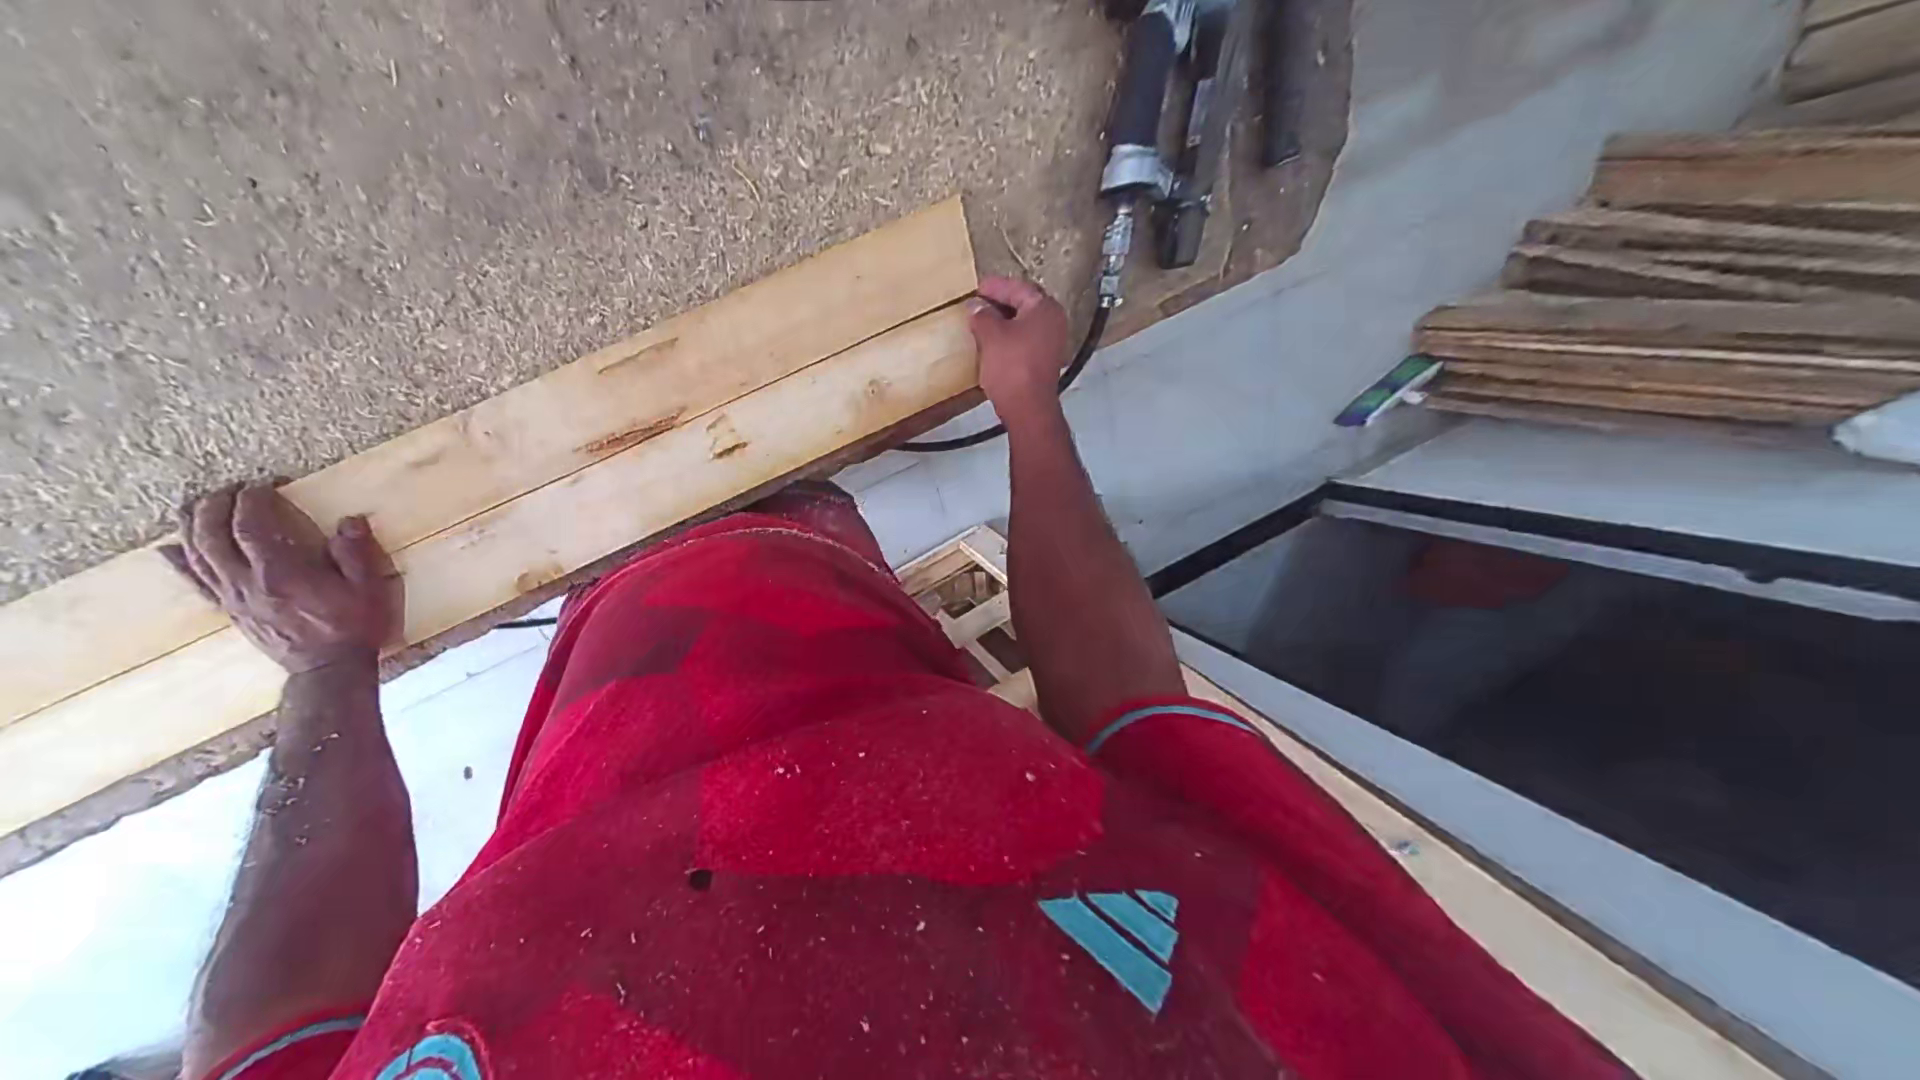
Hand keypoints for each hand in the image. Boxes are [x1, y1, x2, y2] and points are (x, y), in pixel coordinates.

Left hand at [162, 482, 401, 673]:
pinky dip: (179, 561)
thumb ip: (356, 553)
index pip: (253, 525)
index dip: (253, 499)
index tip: (265, 484)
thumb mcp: (368, 587)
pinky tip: (169, 548)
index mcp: (282, 572)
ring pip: (196, 553)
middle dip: (216, 504)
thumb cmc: (353, 625)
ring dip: (193, 524)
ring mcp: (232, 596)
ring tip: (199, 504)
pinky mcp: (229, 609)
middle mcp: (247, 581)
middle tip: (231, 488)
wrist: (328, 666)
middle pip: (212, 534)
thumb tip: (350, 521)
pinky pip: (195, 581)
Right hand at [967, 276, 1069, 420]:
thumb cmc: (1012, 366)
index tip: (976, 288)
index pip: (1018, 288)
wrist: (1028, 408)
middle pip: (1024, 305)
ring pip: (1024, 324)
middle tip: (977, 303)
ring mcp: (1052, 344)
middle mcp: (1054, 322)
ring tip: (980, 322)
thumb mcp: (991, 335)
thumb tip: (975, 306)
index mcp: (1045, 309)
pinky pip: (1025, 341)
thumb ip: (982, 315)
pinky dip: (1009, 338)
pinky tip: (992, 343)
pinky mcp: (1044, 362)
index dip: (995, 287)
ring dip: (1003, 322)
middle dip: (999, 303)